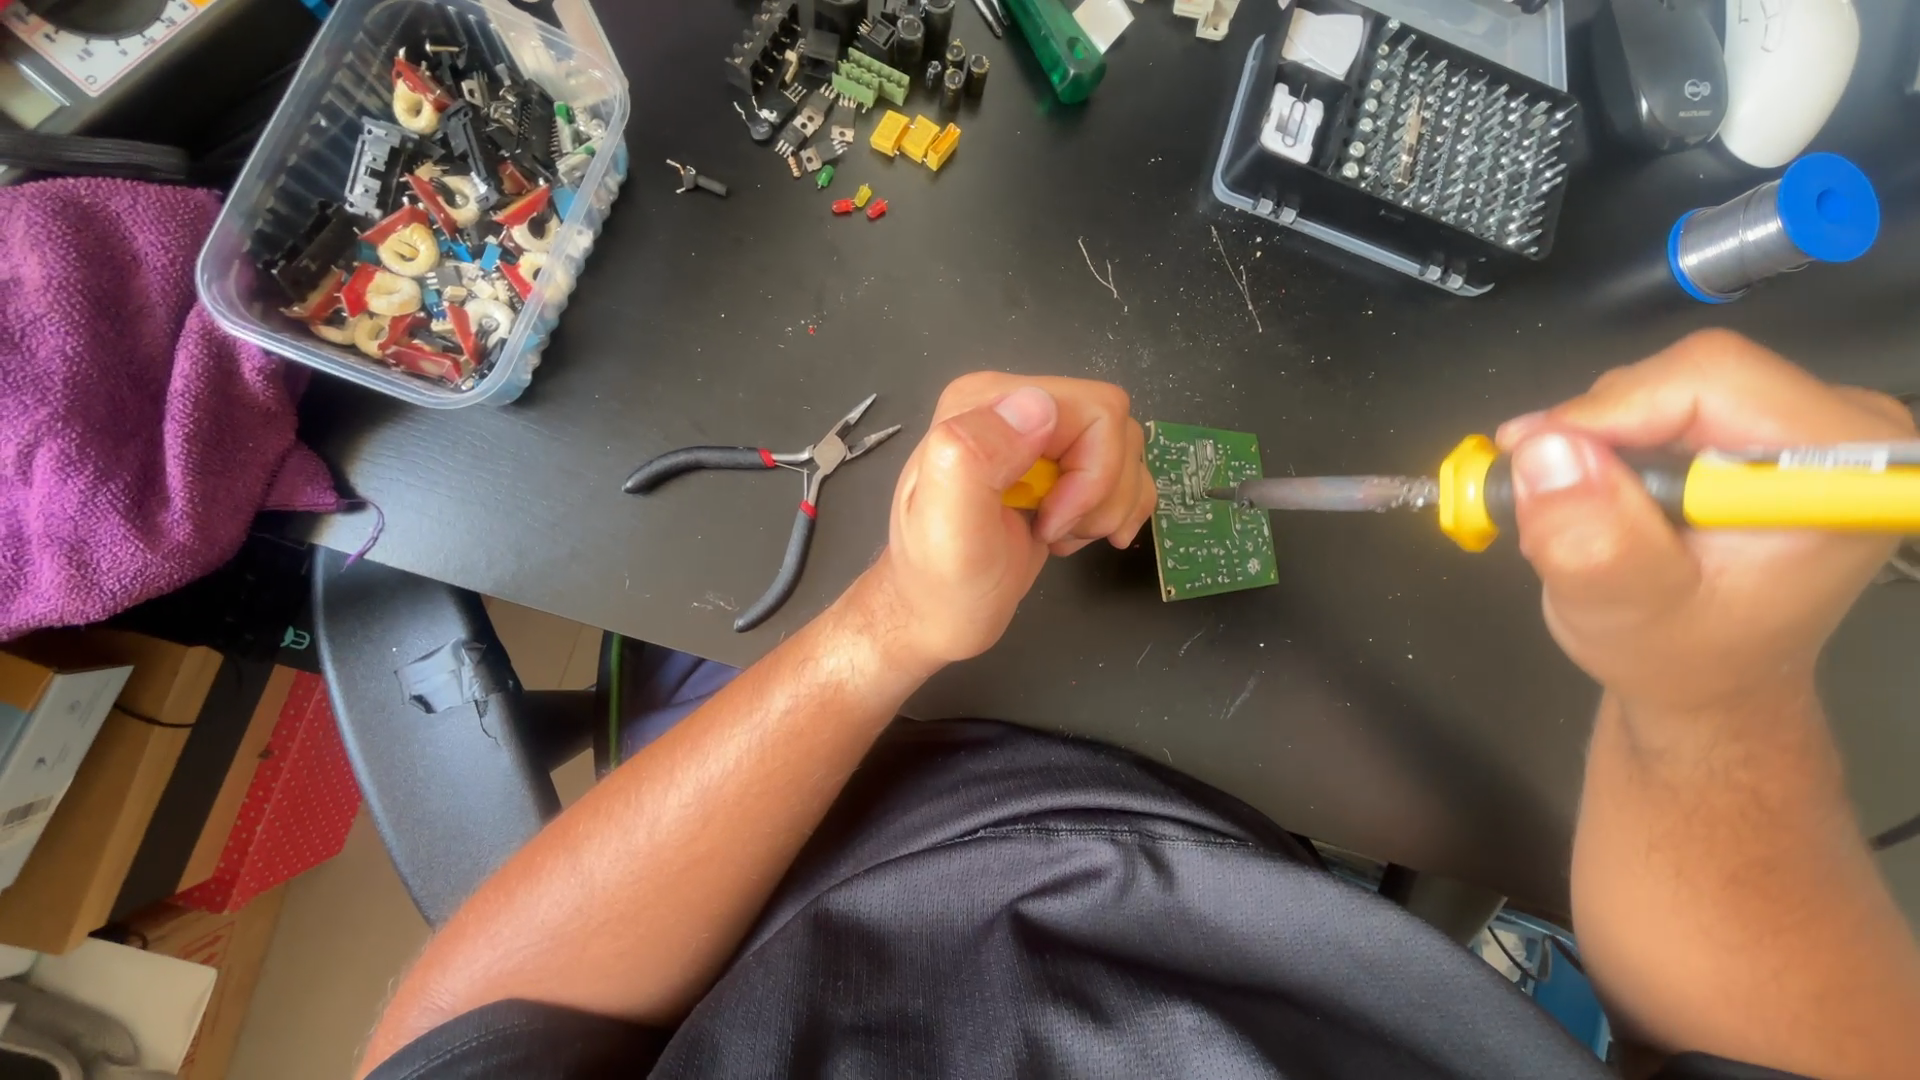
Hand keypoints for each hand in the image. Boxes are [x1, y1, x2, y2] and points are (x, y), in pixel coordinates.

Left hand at [855, 373, 1154, 675]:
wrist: (939, 616)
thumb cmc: (943, 584)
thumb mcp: (948, 528)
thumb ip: (976, 456)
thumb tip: (1037, 405)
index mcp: (983, 402)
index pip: (1093, 410)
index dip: (1090, 476)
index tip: (1049, 522)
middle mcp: (1012, 405)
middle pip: (1114, 428)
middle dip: (1102, 493)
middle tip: (1057, 532)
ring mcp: (1039, 434)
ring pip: (1127, 449)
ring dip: (1108, 506)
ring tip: (1062, 536)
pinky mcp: (1061, 463)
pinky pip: (1127, 467)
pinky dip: (1117, 509)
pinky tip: (1079, 534)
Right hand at [1497, 329, 1912, 719]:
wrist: (1704, 680)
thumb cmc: (1675, 655)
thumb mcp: (1622, 608)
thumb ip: (1592, 536)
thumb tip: (1541, 450)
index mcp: (1839, 470)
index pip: (1709, 380)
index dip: (1606, 416)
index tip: (1536, 469)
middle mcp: (1840, 433)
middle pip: (1683, 374)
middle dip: (1593, 434)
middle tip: (1549, 501)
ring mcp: (1798, 429)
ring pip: (1659, 384)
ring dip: (1592, 444)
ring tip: (1582, 514)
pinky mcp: (1756, 435)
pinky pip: (1656, 403)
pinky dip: (1604, 447)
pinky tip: (1603, 500)